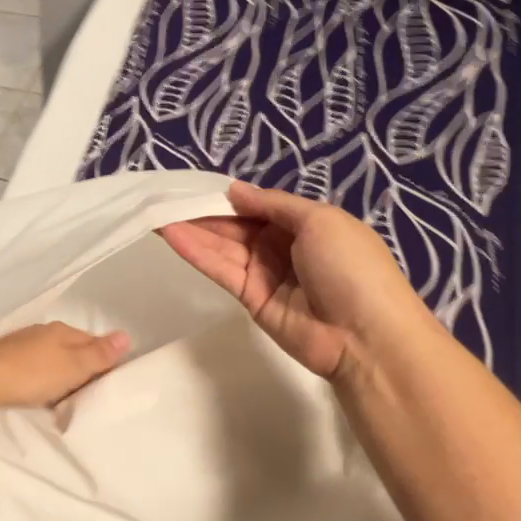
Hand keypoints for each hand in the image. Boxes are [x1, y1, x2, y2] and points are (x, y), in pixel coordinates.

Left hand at [0, 322, 131, 410]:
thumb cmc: (32, 374)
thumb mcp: (73, 366)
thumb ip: (99, 354)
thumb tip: (126, 335)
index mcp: (60, 330)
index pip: (92, 340)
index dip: (103, 359)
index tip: (107, 381)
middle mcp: (40, 331)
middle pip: (70, 347)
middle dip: (80, 365)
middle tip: (86, 391)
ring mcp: (19, 343)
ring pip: (50, 355)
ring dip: (59, 371)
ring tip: (63, 393)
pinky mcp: (3, 357)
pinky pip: (31, 364)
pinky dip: (40, 375)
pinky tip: (37, 389)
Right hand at [159, 181, 431, 379]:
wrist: (365, 336)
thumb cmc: (352, 267)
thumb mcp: (321, 221)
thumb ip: (273, 204)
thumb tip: (234, 190)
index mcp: (306, 224)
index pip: (258, 205)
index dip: (229, 196)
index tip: (194, 185)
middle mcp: (282, 245)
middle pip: (236, 225)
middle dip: (202, 211)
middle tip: (163, 198)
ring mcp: (264, 272)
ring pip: (222, 245)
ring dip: (190, 228)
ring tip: (155, 212)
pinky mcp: (248, 297)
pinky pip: (219, 269)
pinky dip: (195, 251)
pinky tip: (169, 234)